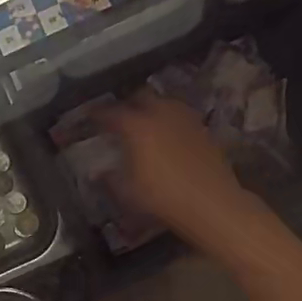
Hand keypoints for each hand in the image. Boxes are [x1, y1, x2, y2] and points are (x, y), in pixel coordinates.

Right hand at [97, 91, 254, 242]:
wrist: (211, 203)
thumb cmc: (163, 199)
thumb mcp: (129, 194)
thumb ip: (110, 180)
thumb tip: (97, 173)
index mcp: (137, 126)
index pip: (110, 113)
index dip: (97, 114)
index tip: (89, 116)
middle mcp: (160, 113)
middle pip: (140, 97)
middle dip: (128, 104)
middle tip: (120, 117)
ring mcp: (185, 118)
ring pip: (164, 102)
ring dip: (152, 109)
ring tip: (145, 123)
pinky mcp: (203, 128)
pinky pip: (181, 116)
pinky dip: (170, 120)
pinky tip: (169, 135)